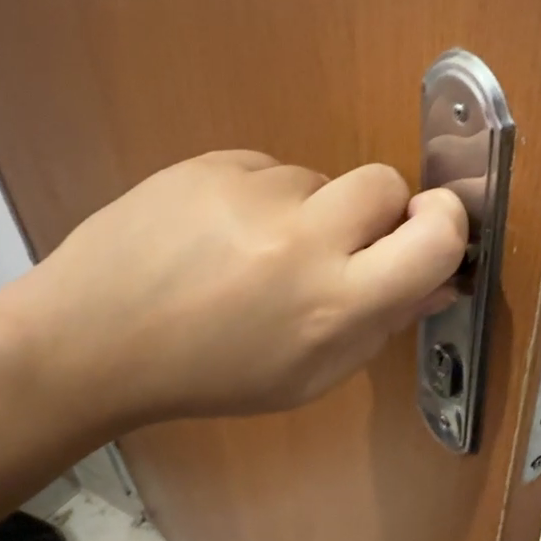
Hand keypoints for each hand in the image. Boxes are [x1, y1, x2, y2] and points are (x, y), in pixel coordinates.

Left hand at [0, 150, 467, 425]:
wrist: (92, 339)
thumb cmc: (212, 374)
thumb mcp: (310, 376)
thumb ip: (381, 326)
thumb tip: (438, 281)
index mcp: (335, 305)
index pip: (436, 237)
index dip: (448, 226)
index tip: (433, 232)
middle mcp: (303, 239)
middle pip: (387, 183)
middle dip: (382, 212)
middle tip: (343, 248)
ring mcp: (251, 193)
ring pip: (322, 178)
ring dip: (313, 210)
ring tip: (258, 253)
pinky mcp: (210, 163)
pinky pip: (270, 169)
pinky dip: (264, 198)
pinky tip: (223, 236)